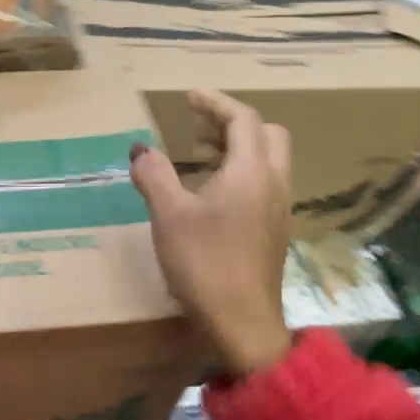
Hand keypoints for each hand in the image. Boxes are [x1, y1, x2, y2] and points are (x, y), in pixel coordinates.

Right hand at [131, 90, 293, 374]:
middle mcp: (273, 184)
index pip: (243, 119)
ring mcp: (278, 210)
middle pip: (267, 135)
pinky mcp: (274, 232)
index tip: (189, 97)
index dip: (216, 103)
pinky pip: (264, 185)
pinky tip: (212, 197)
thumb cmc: (205, 263)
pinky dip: (242, 174)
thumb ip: (154, 175)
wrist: (242, 322)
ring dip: (238, 149)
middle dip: (233, 124)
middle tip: (197, 129)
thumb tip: (140, 150)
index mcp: (251, 171)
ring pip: (269, 162)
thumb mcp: (169, 215)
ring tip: (200, 158)